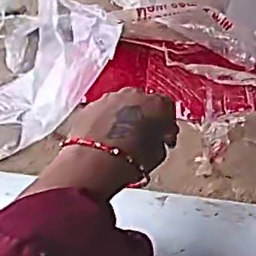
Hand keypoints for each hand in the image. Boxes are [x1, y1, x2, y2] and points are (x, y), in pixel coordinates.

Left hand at [24, 89, 178, 201]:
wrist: (97, 161)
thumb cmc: (131, 158)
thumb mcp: (159, 154)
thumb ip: (160, 140)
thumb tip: (156, 141)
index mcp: (157, 104)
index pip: (167, 107)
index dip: (166, 123)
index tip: (164, 136)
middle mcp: (133, 94)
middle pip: (142, 102)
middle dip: (143, 117)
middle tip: (142, 138)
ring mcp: (108, 98)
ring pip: (119, 105)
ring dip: (121, 119)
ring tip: (121, 142)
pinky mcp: (88, 107)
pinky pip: (100, 113)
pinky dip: (102, 123)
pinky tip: (103, 141)